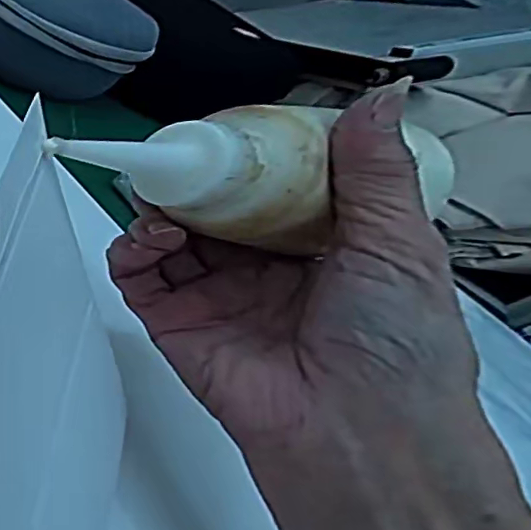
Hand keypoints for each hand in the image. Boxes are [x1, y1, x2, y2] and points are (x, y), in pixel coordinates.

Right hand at [105, 86, 483, 451]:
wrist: (351, 424)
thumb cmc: (396, 353)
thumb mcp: (401, 245)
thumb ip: (375, 174)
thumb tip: (376, 105)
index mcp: (315, 247)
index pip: (266, 191)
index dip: (245, 163)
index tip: (231, 138)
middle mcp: (257, 267)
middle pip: (205, 210)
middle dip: (191, 185)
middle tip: (186, 163)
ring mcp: (210, 292)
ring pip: (163, 236)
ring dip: (156, 214)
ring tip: (166, 206)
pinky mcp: (171, 316)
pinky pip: (134, 273)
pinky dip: (130, 249)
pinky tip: (150, 236)